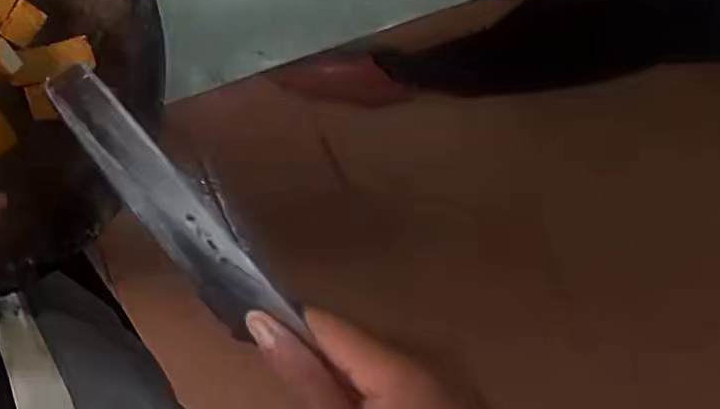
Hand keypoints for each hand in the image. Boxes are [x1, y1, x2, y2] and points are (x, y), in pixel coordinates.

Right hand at [249, 309, 474, 408]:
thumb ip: (302, 376)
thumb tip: (258, 319)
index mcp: (405, 370)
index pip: (321, 320)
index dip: (288, 332)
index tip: (267, 354)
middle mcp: (439, 373)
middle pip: (352, 344)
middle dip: (324, 364)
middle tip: (307, 399)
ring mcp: (461, 400)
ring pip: (380, 371)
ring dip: (353, 388)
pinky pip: (410, 395)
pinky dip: (385, 404)